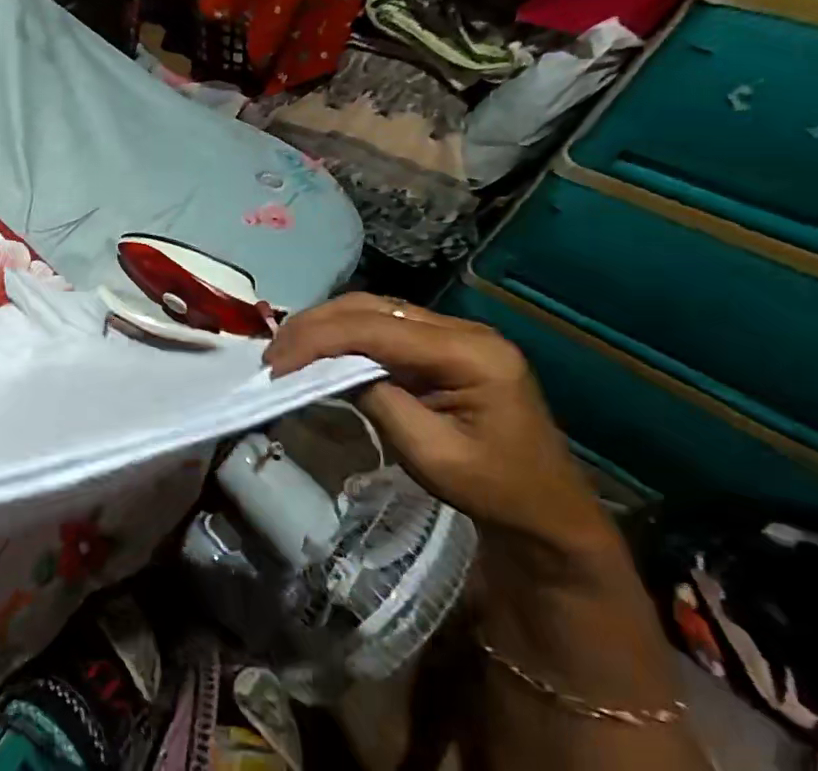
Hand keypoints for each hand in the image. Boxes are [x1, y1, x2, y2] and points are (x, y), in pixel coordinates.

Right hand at [266, 293, 615, 571]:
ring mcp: (455, 333)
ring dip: (325, 325)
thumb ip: (380, 402)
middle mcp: (463, 330)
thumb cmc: (492, 489)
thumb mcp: (429, 453)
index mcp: (471, 354)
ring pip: (373, 309)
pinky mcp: (443, 344)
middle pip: (371, 307)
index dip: (318, 341)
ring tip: (287, 350)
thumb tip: (330, 370)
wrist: (544, 509)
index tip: (275, 365)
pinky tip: (320, 349)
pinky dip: (344, 333)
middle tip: (273, 355)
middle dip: (314, 326)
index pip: (375, 329)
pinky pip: (384, 325)